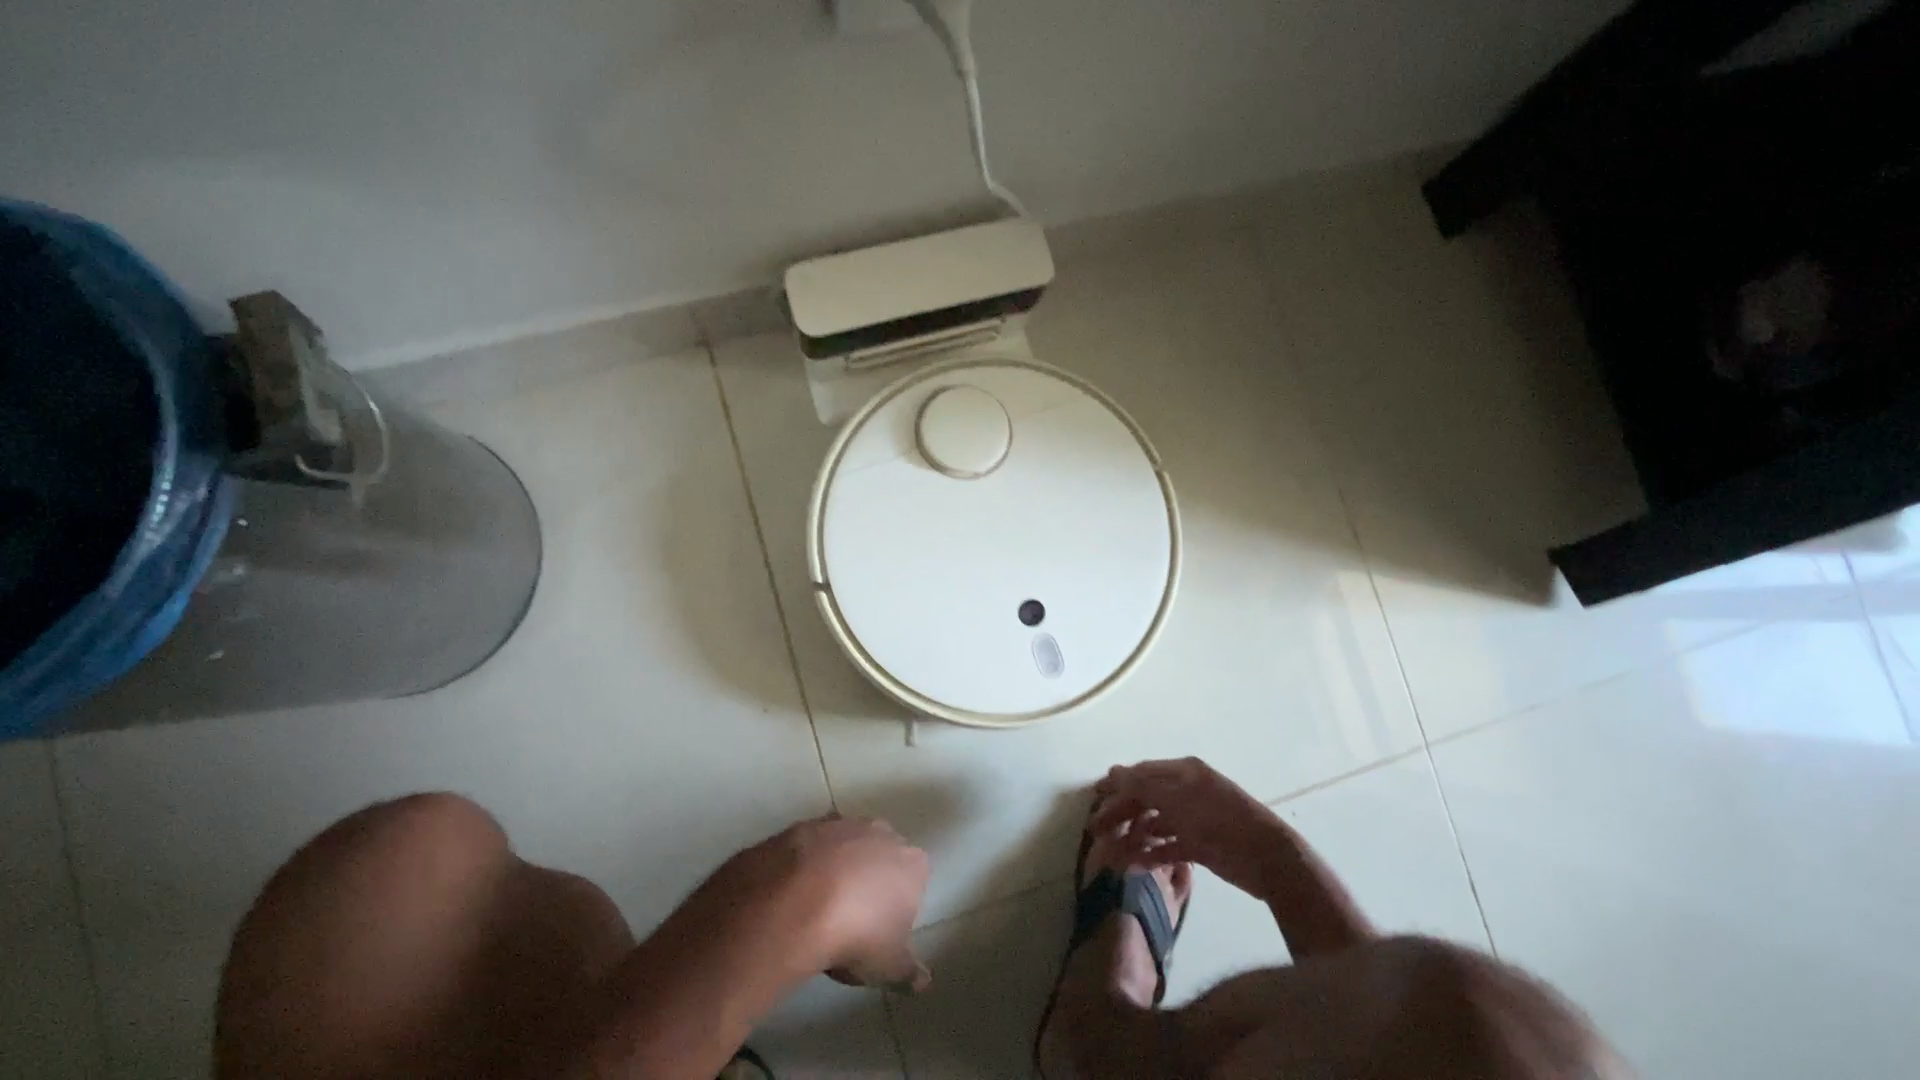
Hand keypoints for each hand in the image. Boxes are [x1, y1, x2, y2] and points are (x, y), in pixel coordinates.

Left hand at [711, 815, 931, 991]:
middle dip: (868, 881)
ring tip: (815, 910)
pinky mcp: (804, 825)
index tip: (880, 931)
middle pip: (880, 857)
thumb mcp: (888, 966)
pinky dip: (804, 866)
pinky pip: (810, 847)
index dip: (898, 906)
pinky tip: (791, 896)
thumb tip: (922, 982)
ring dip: (835, 871)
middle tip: (849, 920)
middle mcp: (882, 833)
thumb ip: (908, 972)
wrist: (795, 904)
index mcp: (912, 864)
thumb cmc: (857, 935)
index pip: (914, 881)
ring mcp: (841, 824)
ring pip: (844, 848)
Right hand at [1093, 758, 1290, 900]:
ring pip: (1155, 825)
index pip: (1142, 774)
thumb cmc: (1217, 819)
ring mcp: (1194, 819)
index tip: (1094, 797)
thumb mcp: (1176, 799)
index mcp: (1184, 773)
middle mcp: (1187, 792)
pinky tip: (1134, 865)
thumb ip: (1141, 786)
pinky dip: (1151, 854)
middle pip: (1146, 799)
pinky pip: (1168, 847)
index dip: (1117, 784)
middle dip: (1121, 814)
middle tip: (1096, 832)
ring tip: (1113, 855)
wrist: (1265, 856)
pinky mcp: (1200, 845)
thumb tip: (1112, 771)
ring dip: (1133, 837)